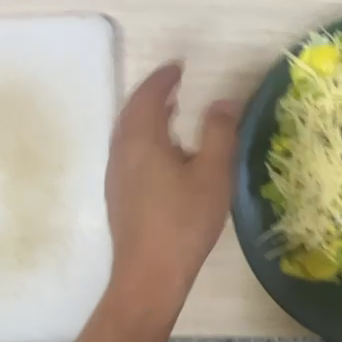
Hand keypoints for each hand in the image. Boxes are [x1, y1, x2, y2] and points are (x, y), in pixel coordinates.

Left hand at [102, 61, 238, 323]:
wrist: (149, 274)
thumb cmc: (184, 222)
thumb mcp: (213, 174)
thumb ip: (219, 133)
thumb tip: (224, 101)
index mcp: (142, 141)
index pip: (147, 97)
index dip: (163, 79)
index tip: (180, 68)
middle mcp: (122, 153)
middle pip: (132, 112)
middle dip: (152, 94)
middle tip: (176, 85)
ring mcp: (117, 175)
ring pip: (127, 133)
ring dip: (147, 116)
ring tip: (172, 112)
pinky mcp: (119, 195)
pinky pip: (129, 151)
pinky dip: (145, 136)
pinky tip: (165, 153)